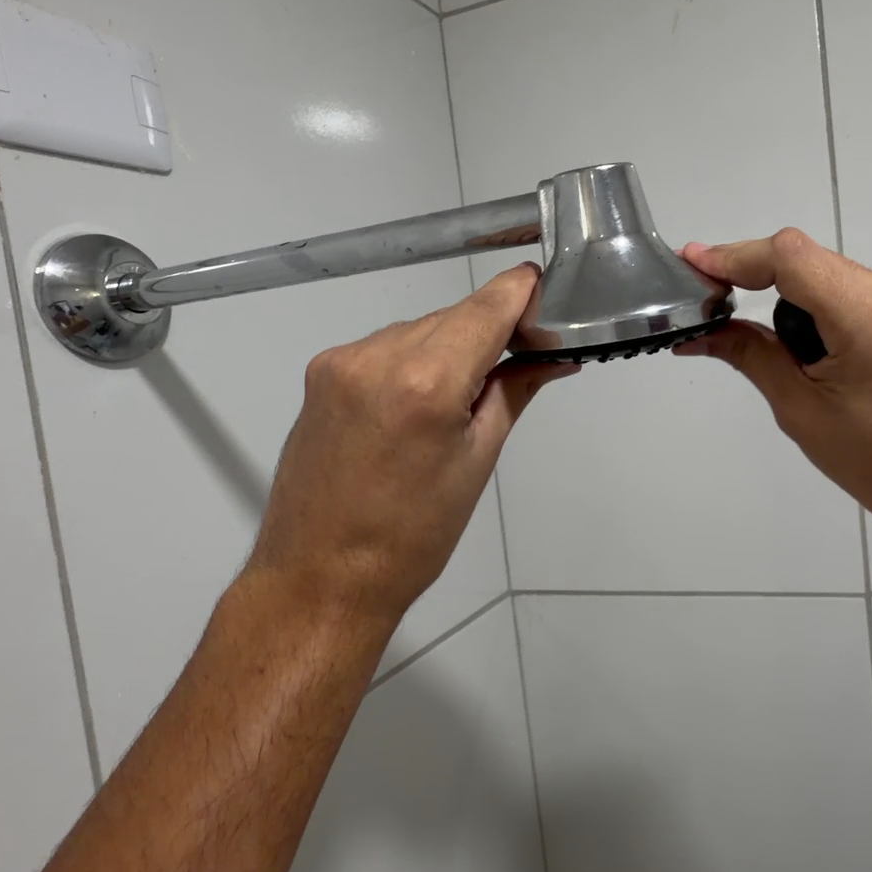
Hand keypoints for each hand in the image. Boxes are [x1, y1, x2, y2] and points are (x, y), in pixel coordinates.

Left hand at [243, 263, 575, 626]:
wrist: (321, 577)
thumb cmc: (408, 538)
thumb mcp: (477, 462)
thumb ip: (514, 392)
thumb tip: (551, 358)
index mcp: (425, 381)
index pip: (487, 306)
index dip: (524, 294)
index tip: (548, 304)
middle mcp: (376, 357)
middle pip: (454, 316)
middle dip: (493, 330)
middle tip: (525, 360)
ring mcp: (341, 363)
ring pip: (419, 329)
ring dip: (452, 347)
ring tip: (467, 400)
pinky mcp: (321, 375)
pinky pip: (385, 347)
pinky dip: (415, 360)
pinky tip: (423, 404)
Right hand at [676, 229, 871, 544]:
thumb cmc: (870, 461)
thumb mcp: (798, 408)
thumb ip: (749, 354)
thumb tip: (698, 333)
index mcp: (870, 324)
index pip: (793, 258)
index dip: (738, 256)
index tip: (696, 264)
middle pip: (808, 258)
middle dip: (754, 273)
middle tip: (709, 297)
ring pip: (827, 268)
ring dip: (786, 290)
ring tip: (766, 338)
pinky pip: (849, 284)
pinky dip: (815, 300)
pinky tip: (803, 340)